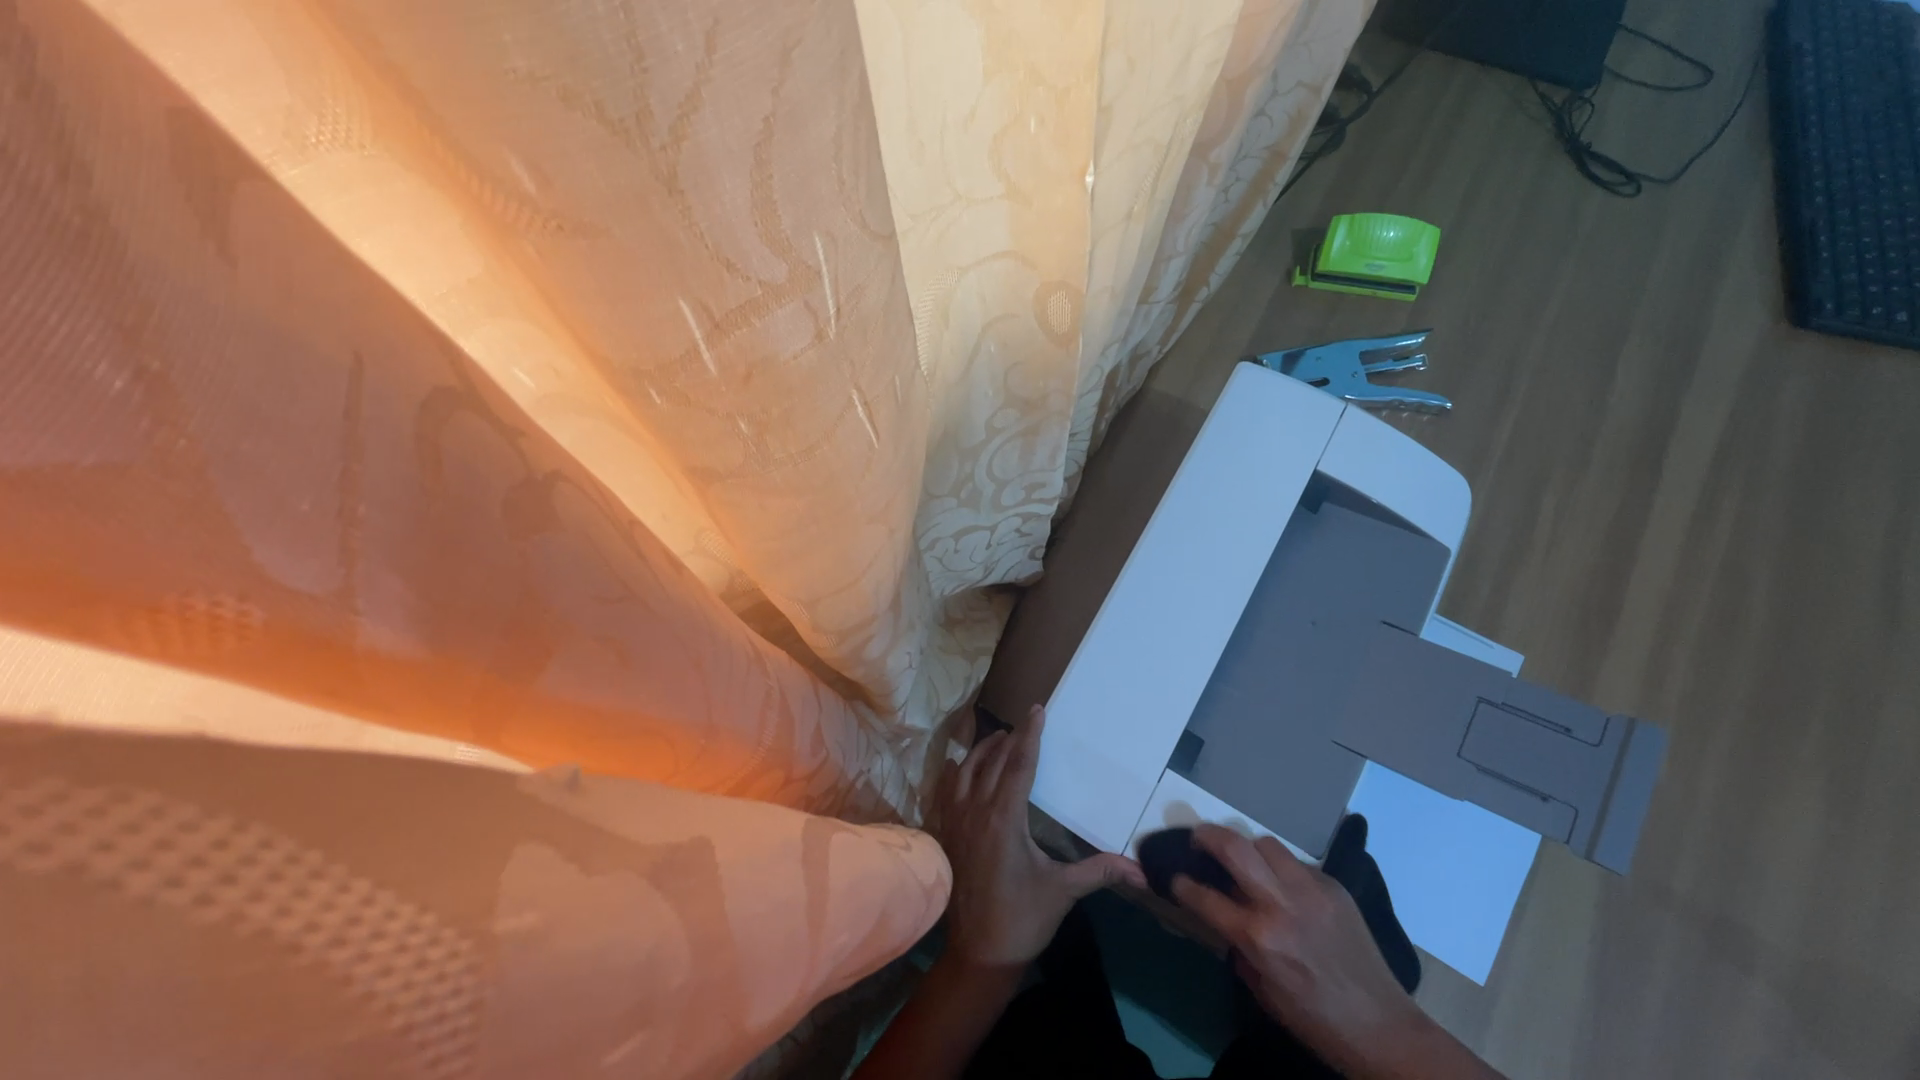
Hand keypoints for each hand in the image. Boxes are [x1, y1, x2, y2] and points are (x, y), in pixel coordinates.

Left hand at [935, 705, 1145, 966]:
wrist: (978, 953)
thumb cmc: (1022, 918)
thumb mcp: (1063, 890)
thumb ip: (1099, 871)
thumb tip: (1141, 871)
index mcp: (1004, 818)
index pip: (1019, 764)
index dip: (1030, 735)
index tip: (1037, 709)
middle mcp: (976, 810)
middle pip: (992, 761)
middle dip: (1009, 738)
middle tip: (1026, 723)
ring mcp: (955, 821)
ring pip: (965, 770)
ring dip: (983, 751)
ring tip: (1000, 739)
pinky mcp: (946, 834)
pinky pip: (947, 789)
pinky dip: (958, 771)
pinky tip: (964, 769)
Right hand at [1172, 825, 1429, 1077]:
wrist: (1381, 1026)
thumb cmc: (1313, 1019)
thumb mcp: (1261, 988)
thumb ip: (1238, 945)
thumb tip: (1226, 916)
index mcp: (1257, 936)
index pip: (1204, 896)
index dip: (1182, 885)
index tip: (1175, 878)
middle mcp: (1281, 904)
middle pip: (1234, 846)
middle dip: (1207, 836)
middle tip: (1198, 840)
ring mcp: (1311, 890)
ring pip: (1267, 844)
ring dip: (1248, 849)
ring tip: (1245, 862)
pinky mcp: (1335, 887)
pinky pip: (1297, 864)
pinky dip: (1282, 869)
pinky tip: (1285, 888)